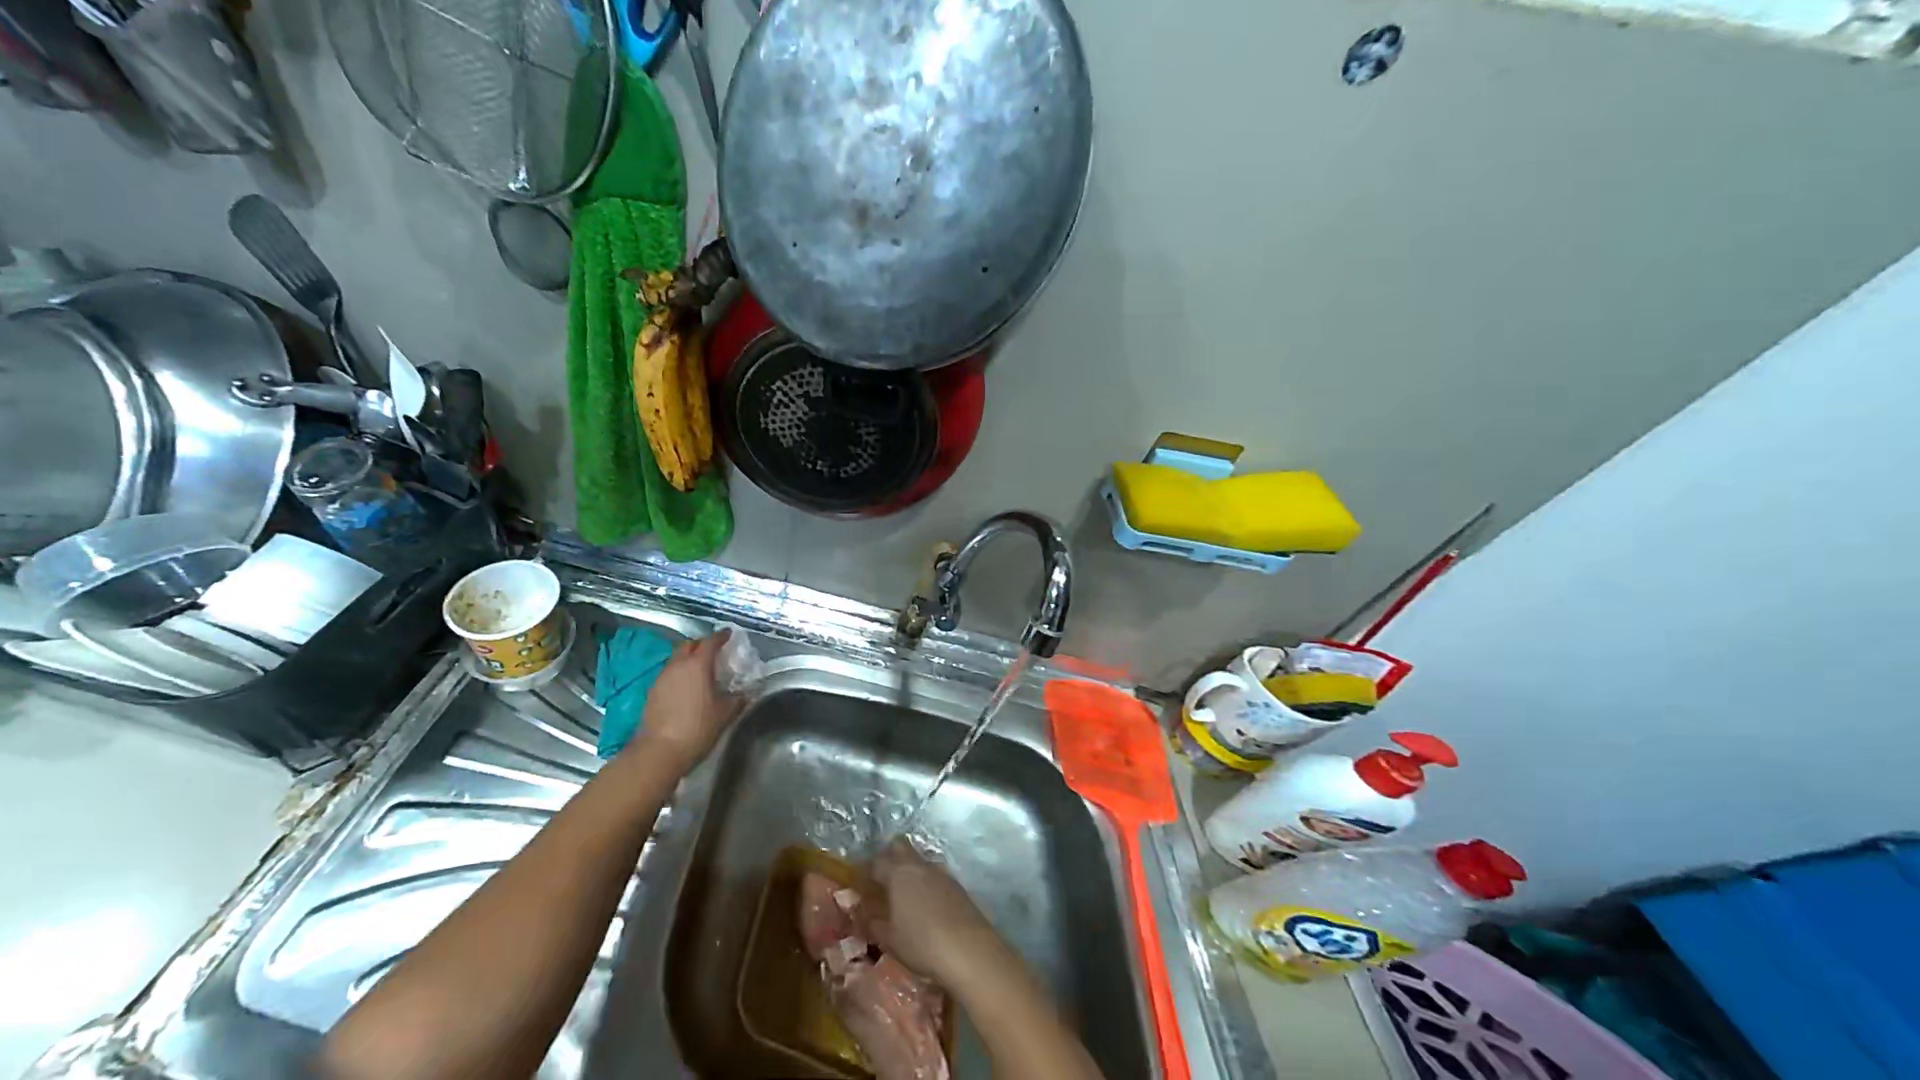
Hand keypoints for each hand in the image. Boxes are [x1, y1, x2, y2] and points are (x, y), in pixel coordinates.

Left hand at [631, 631, 742, 772]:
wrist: (660, 750)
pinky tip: (687, 687)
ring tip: (701, 670)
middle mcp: (678, 665)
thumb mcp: (725, 713)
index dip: (721, 636)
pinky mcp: (652, 692)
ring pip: (677, 659)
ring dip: (689, 659)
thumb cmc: (698, 727)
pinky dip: (680, 674)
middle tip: (715, 651)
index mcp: (698, 665)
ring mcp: (662, 677)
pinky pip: (669, 674)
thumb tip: (744, 693)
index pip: (711, 641)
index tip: (729, 635)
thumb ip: (737, 698)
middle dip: (702, 644)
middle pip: (689, 645)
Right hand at [869, 838, 1002, 987]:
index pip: (875, 862)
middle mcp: (920, 865)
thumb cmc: (921, 944)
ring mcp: (941, 872)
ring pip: (919, 860)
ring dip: (909, 870)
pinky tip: (926, 906)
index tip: (859, 885)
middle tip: (881, 882)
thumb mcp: (888, 939)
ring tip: (903, 897)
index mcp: (898, 873)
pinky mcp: (957, 885)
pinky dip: (925, 883)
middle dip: (888, 858)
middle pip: (900, 847)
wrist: (970, 950)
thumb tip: (862, 911)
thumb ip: (872, 921)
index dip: (865, 872)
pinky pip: (934, 875)